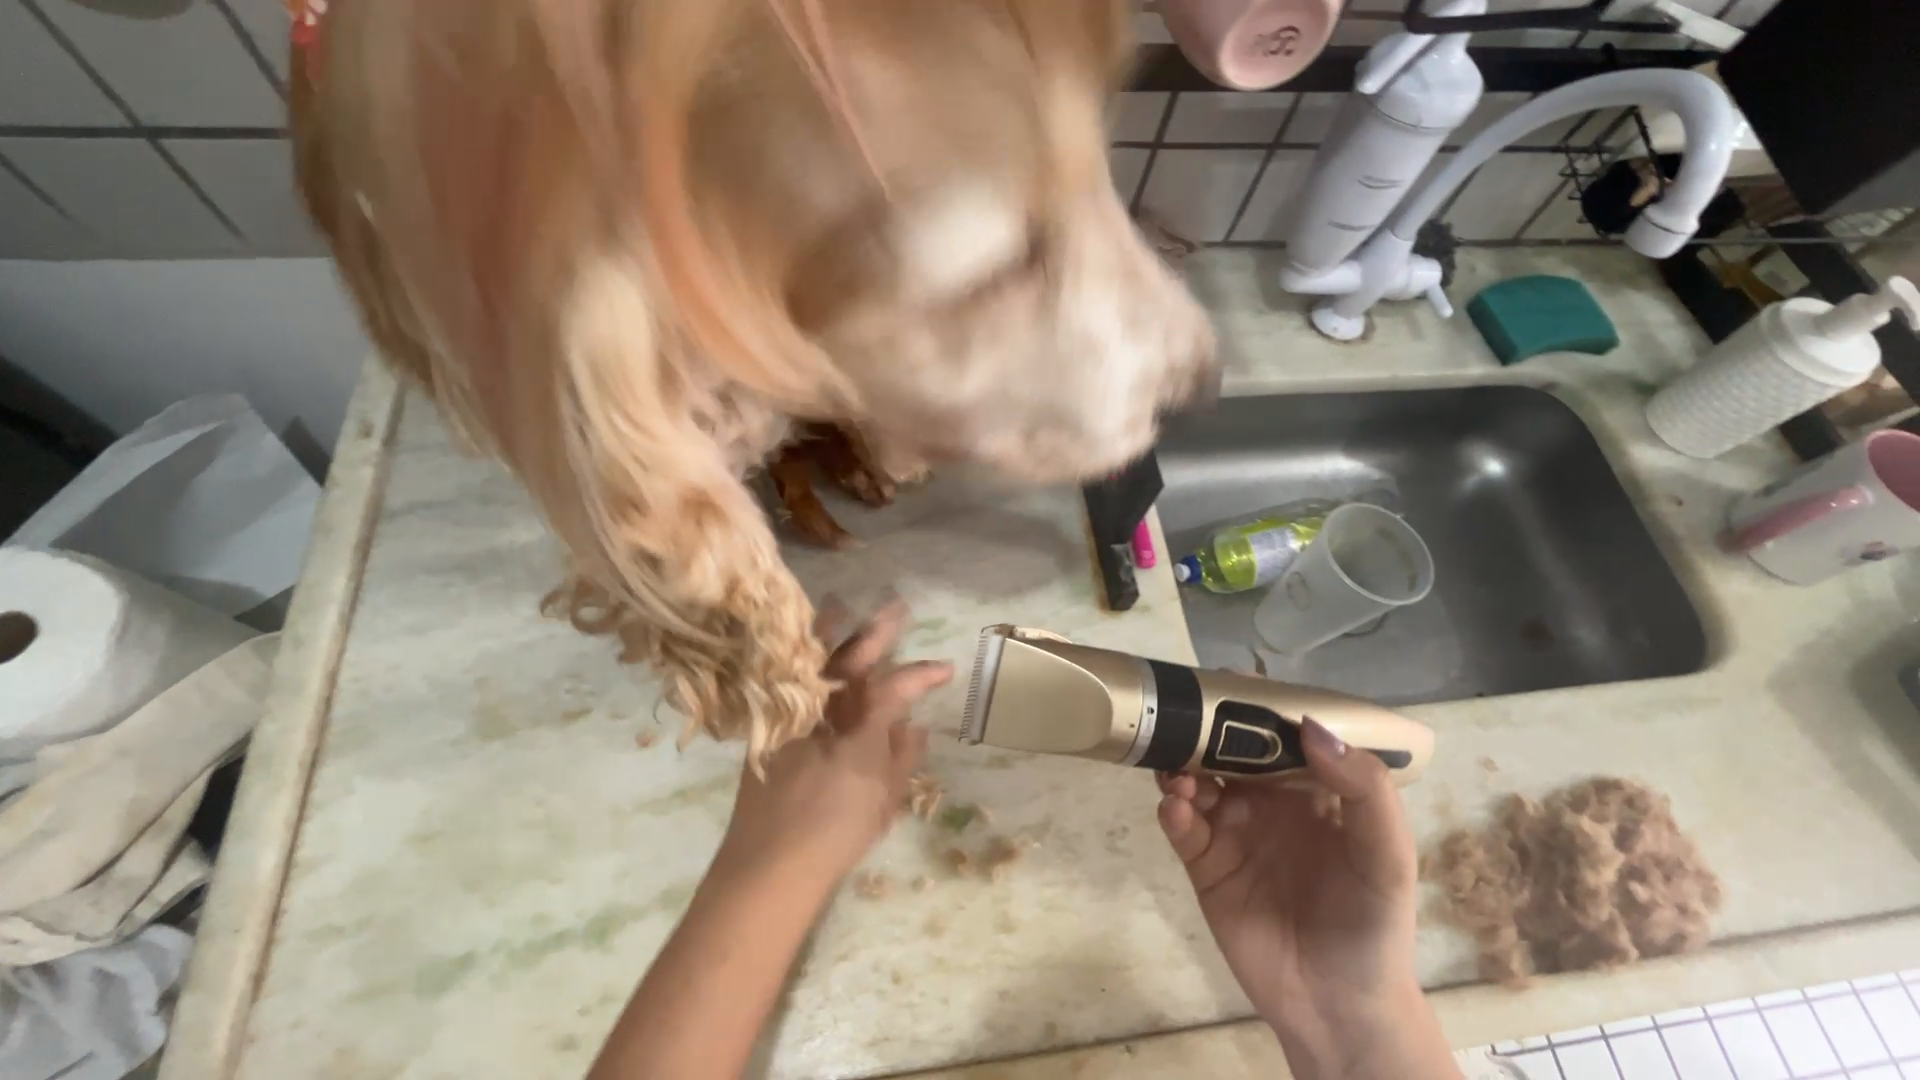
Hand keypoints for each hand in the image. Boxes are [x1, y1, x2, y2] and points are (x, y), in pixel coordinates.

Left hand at [714, 599, 952, 891]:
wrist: (769, 867)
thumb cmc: (835, 835)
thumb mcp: (883, 798)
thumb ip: (901, 756)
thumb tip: (912, 727)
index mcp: (857, 727)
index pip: (895, 688)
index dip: (922, 675)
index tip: (946, 669)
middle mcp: (822, 711)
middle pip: (851, 660)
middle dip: (876, 632)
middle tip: (897, 607)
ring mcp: (789, 714)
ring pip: (812, 662)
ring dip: (830, 633)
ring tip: (840, 605)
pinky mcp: (765, 726)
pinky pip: (787, 677)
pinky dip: (801, 659)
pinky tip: (809, 651)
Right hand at [1158, 719, 1445, 1079]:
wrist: (1337, 1007)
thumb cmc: (1372, 924)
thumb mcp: (1387, 856)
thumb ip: (1364, 790)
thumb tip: (1310, 726)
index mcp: (1313, 789)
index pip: (1281, 733)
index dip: (1258, 705)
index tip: (1231, 682)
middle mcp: (1268, 801)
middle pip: (1228, 748)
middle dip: (1206, 731)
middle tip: (1188, 721)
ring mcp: (1232, 830)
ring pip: (1197, 780)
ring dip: (1183, 767)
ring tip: (1181, 774)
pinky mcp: (1204, 864)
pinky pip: (1182, 825)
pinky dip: (1173, 810)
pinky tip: (1178, 810)